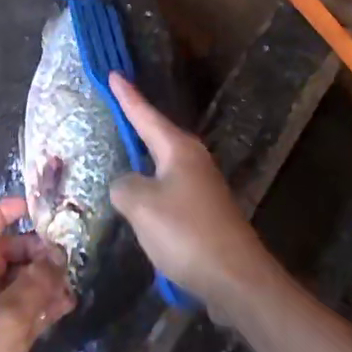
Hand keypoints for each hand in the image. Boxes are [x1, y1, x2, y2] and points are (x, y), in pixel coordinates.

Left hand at [0, 195, 73, 351]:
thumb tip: (58, 252)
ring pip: (21, 284)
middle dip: (35, 248)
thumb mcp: (7, 317)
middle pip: (6, 256)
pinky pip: (28, 312)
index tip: (35, 204)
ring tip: (73, 276)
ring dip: (45, 276)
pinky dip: (46, 304)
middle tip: (65, 250)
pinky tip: (68, 304)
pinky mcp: (6, 348)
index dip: (4, 213)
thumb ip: (34, 281)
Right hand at [107, 74, 278, 314]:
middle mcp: (193, 160)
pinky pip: (169, 190)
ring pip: (164, 165)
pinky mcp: (205, 211)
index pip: (145, 114)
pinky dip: (152, 189)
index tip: (114, 73)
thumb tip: (126, 184)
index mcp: (178, 149)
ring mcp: (202, 186)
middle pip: (157, 135)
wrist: (236, 278)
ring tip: (123, 151)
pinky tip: (141, 202)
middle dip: (137, 122)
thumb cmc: (187, 233)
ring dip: (144, 160)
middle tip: (116, 106)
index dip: (128, 96)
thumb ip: (124, 187)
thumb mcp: (141, 205)